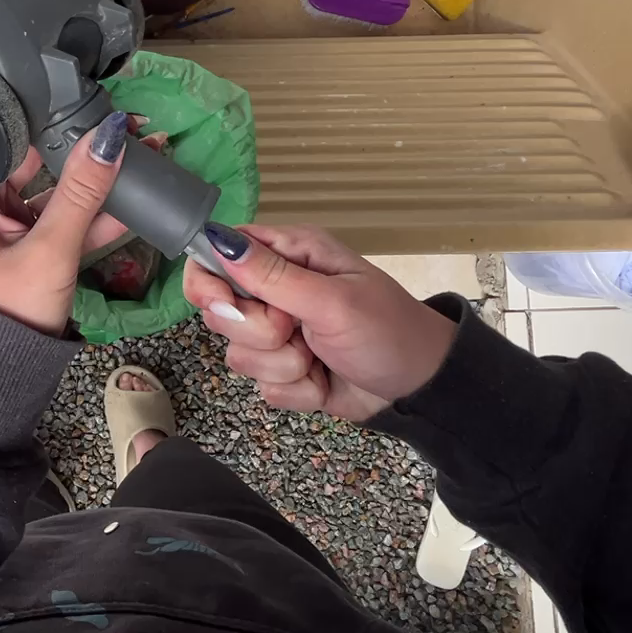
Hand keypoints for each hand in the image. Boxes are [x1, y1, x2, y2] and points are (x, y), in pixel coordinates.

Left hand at [0, 112, 127, 334]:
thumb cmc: (8, 310)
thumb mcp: (50, 250)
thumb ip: (83, 194)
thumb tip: (109, 138)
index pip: (13, 139)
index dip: (57, 121)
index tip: (101, 106)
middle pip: (38, 162)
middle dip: (84, 149)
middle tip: (131, 125)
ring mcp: (6, 224)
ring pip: (55, 192)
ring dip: (97, 183)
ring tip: (143, 152)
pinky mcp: (27, 246)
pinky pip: (61, 220)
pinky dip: (93, 215)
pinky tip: (134, 197)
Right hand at [182, 224, 458, 420]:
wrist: (423, 391)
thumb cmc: (388, 331)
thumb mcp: (332, 300)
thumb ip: (272, 276)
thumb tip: (217, 241)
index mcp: (287, 256)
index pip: (216, 255)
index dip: (208, 281)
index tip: (223, 304)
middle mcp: (275, 290)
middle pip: (219, 311)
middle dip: (257, 331)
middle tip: (294, 330)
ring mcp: (276, 332)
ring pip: (238, 353)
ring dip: (283, 365)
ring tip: (318, 357)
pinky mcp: (282, 370)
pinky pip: (261, 386)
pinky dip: (295, 389)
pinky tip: (322, 380)